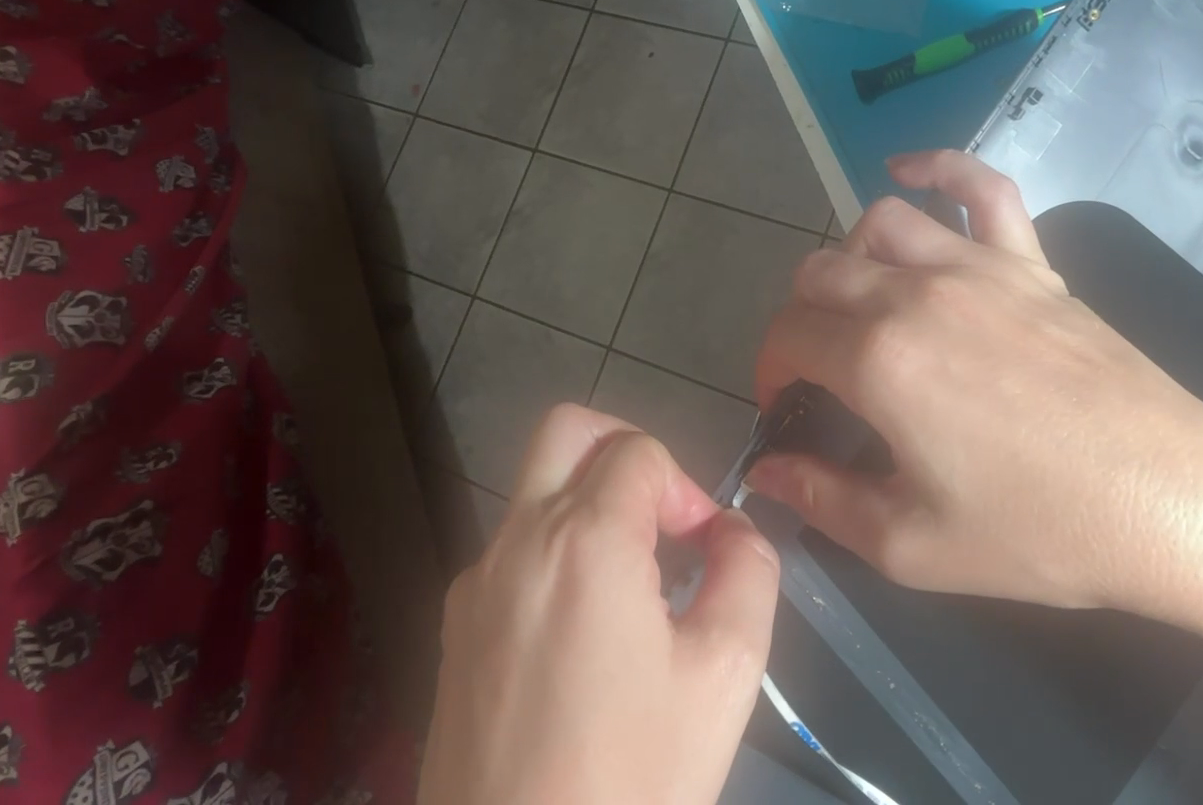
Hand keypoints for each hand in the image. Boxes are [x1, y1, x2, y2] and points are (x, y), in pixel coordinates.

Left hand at [422, 404, 779, 804]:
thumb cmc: (633, 777)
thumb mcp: (727, 672)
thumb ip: (748, 571)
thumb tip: (731, 531)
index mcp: (583, 539)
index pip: (639, 451)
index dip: (687, 487)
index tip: (705, 552)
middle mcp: (517, 541)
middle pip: (567, 432)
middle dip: (628, 453)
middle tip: (664, 522)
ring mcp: (475, 582)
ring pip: (539, 491)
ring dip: (595, 508)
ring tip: (636, 590)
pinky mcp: (454, 627)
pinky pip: (515, 550)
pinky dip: (560, 554)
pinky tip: (587, 636)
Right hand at [748, 150, 1202, 625]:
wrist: (1171, 503)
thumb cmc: (1038, 531)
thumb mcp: (910, 545)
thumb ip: (820, 500)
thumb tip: (764, 472)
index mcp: (878, 360)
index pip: (788, 336)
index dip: (771, 372)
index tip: (787, 409)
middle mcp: (916, 293)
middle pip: (819, 274)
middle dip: (800, 320)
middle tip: (819, 372)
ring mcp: (979, 268)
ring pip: (879, 224)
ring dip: (848, 258)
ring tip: (861, 303)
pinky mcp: (1031, 263)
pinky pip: (981, 189)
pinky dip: (938, 169)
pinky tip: (907, 172)